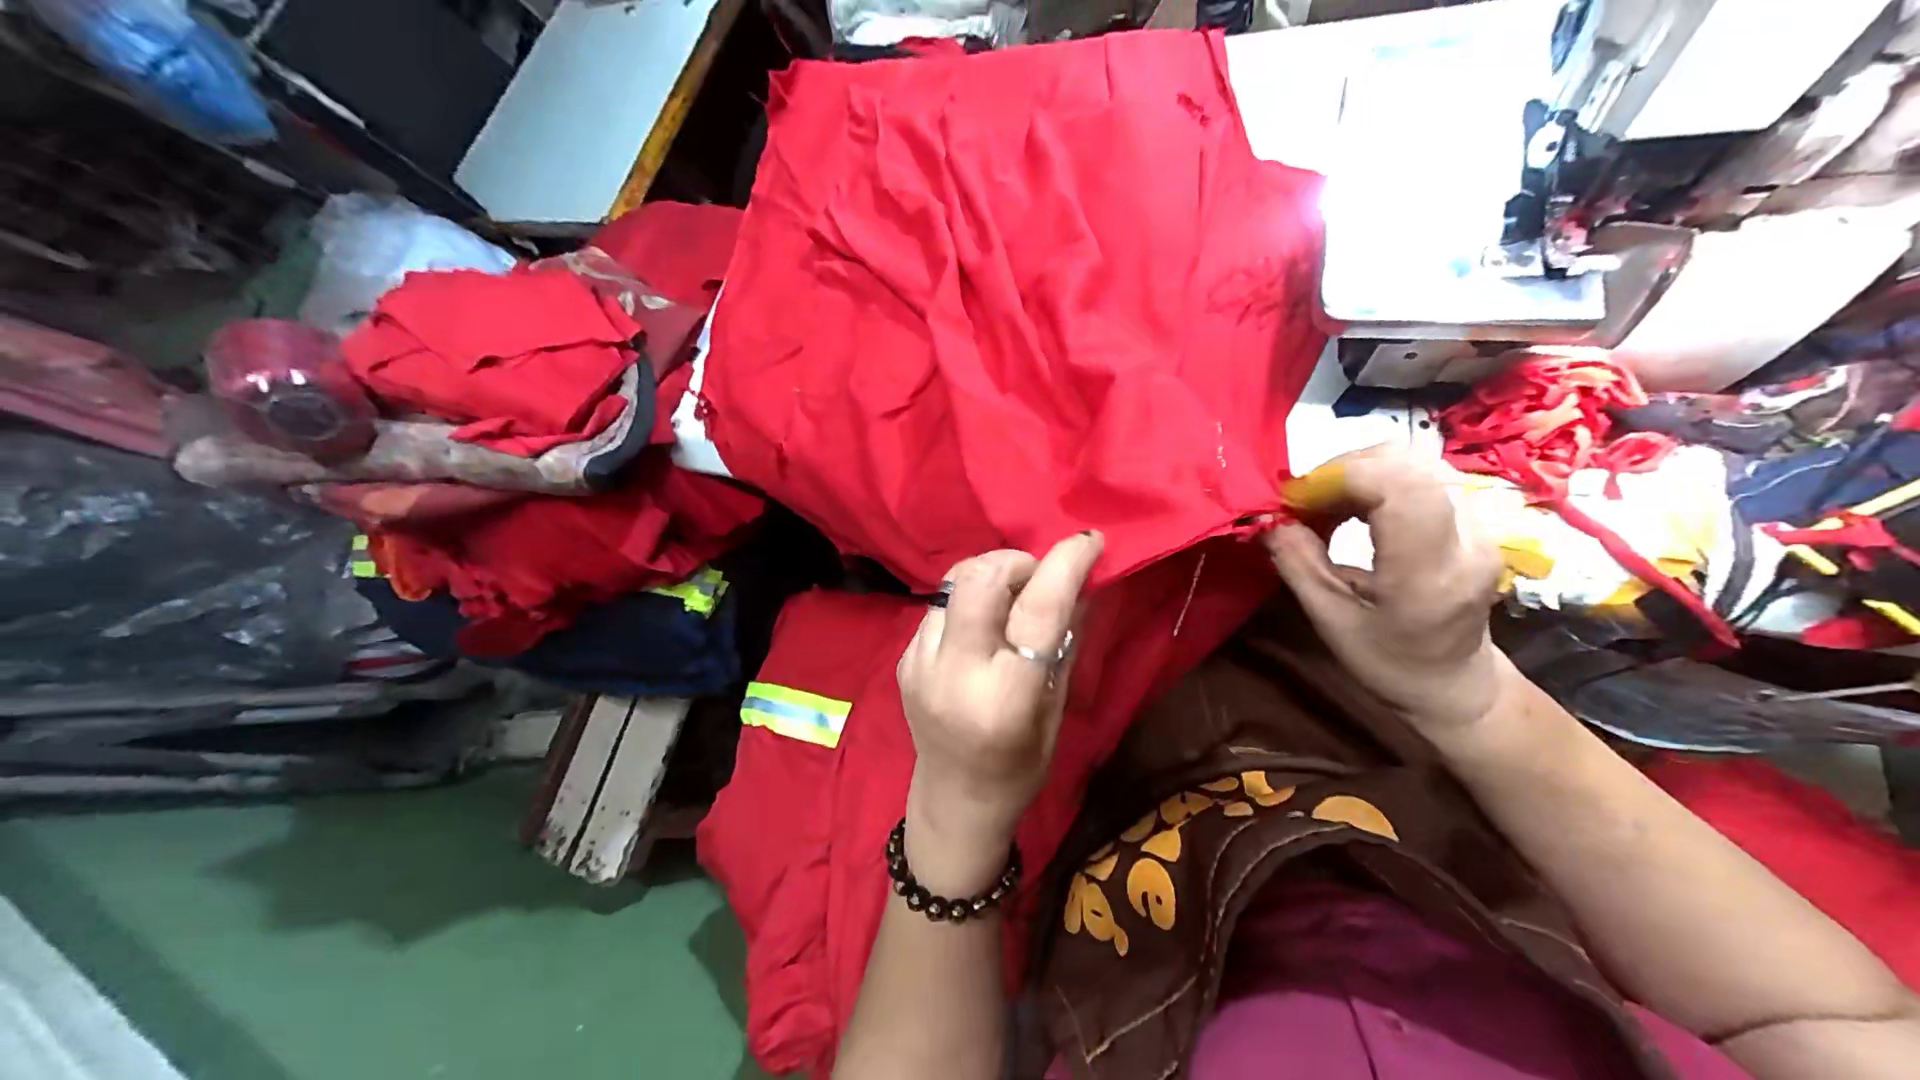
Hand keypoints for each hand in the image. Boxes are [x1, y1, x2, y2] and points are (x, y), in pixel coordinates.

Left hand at [896, 532, 1103, 893]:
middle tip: (1036, 579)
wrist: (954, 798)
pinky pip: (940, 606)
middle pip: (978, 578)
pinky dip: (968, 601)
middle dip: (1015, 562)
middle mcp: (955, 674)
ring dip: (990, 576)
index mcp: (1004, 697)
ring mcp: (921, 664)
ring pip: (953, 583)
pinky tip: (981, 628)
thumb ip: (1065, 642)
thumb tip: (1080, 582)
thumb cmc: (1020, 766)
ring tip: (1010, 600)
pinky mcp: (904, 660)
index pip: (1036, 610)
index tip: (1088, 541)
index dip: (1066, 564)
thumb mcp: (1057, 710)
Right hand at [1264, 446, 1508, 737]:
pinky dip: (1375, 480)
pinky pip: (1418, 475)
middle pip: (1406, 463)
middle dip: (1341, 470)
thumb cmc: (1387, 662)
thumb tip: (1269, 519)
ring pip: (1412, 461)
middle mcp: (1465, 540)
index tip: (1296, 500)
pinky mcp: (1472, 518)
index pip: (1399, 489)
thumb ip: (1299, 564)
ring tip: (1325, 504)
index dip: (1339, 477)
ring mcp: (1477, 526)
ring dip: (1357, 472)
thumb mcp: (1330, 621)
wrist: (1452, 683)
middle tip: (1304, 502)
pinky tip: (1351, 507)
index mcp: (1429, 575)